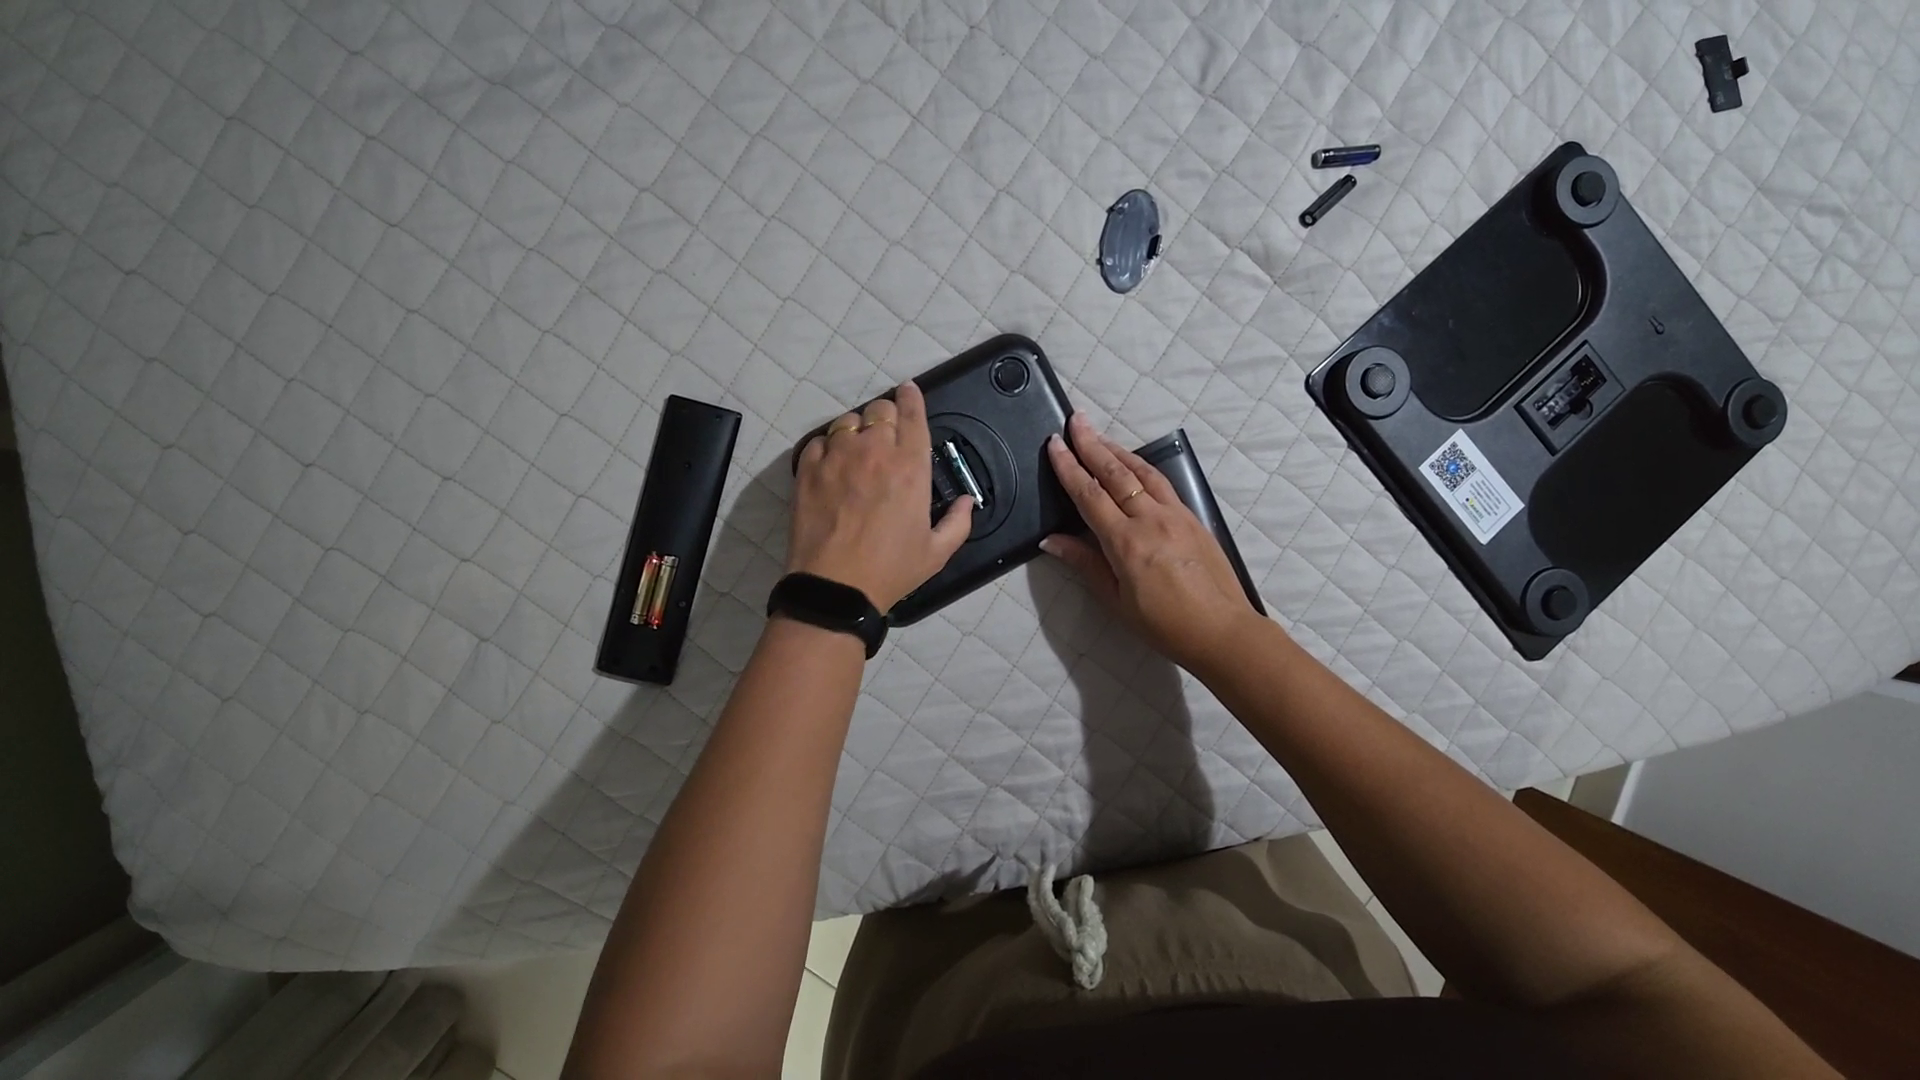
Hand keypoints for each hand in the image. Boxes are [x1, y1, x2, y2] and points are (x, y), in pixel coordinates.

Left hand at [788, 382, 972, 612]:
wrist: (836, 588)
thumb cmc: (891, 570)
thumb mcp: (937, 552)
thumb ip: (958, 522)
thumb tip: (966, 502)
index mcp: (910, 467)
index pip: (913, 414)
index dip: (913, 398)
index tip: (910, 391)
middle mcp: (874, 452)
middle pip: (880, 409)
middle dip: (887, 415)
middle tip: (886, 433)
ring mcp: (837, 458)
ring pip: (847, 420)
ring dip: (856, 429)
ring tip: (857, 449)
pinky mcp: (808, 470)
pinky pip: (818, 441)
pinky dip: (827, 446)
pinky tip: (831, 464)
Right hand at [1041, 413, 1261, 671]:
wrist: (1223, 631)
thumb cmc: (1164, 625)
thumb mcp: (1116, 601)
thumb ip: (1085, 564)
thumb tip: (1052, 540)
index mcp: (1126, 543)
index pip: (1089, 495)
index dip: (1069, 467)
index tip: (1055, 444)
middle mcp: (1150, 520)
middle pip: (1115, 473)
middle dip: (1092, 444)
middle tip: (1075, 420)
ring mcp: (1175, 515)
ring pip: (1142, 472)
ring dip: (1117, 450)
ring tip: (1098, 435)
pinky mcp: (1193, 518)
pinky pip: (1162, 484)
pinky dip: (1142, 467)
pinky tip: (1133, 463)